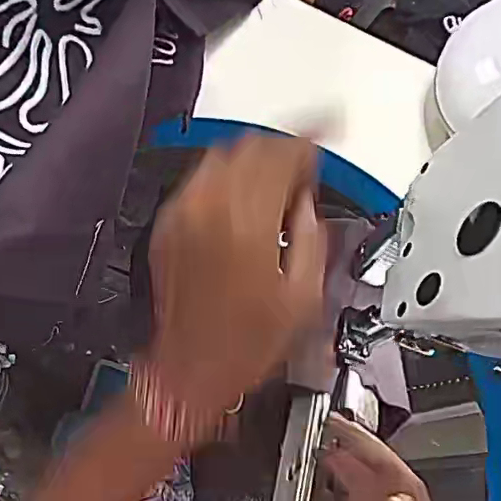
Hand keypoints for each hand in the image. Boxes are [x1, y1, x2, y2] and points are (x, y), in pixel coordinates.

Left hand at [148, 135, 325, 423]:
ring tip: (277, 185)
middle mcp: (210, 208)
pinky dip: (227, 179)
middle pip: (252, 145)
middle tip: (307, 169)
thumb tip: (307, 208)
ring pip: (223, 155)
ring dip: (256, 160)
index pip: (283, 152)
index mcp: (248, 222)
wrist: (189, 370)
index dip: (313, 138)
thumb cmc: (241, 346)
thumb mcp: (303, 296)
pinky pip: (200, 181)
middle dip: (285, 148)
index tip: (330, 130)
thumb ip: (312, 236)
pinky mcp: (169, 227)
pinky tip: (244, 202)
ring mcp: (184, 214)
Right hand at [288, 415, 458, 500]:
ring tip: (353, 445)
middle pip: (398, 480)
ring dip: (382, 460)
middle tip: (338, 430)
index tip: (322, 451)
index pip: (369, 491)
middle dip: (366, 447)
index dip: (344, 461)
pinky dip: (395, 483)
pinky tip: (373, 478)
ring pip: (414, 488)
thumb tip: (321, 495)